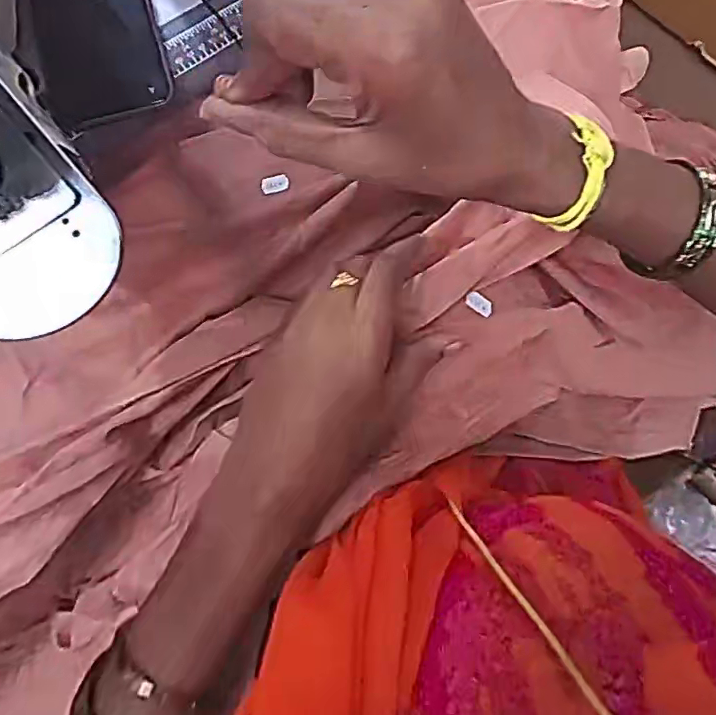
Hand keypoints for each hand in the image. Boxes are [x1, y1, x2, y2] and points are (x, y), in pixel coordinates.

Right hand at [198, 0, 582, 215]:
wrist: (518, 141)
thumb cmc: (443, 163)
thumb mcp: (358, 159)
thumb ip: (280, 131)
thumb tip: (214, 108)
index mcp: (381, 46)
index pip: (271, 9)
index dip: (252, 58)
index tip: (263, 102)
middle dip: (273, 47)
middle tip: (291, 97)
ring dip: (301, 34)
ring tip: (321, 84)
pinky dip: (331, 23)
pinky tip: (349, 63)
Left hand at [229, 242, 439, 522]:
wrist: (271, 470)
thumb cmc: (342, 442)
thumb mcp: (391, 406)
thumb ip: (416, 363)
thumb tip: (444, 338)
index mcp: (363, 324)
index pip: (385, 268)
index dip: (407, 251)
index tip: (425, 244)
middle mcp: (327, 309)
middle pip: (354, 264)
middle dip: (378, 260)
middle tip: (399, 272)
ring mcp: (296, 319)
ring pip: (327, 276)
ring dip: (351, 273)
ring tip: (369, 290)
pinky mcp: (275, 335)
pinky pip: (308, 297)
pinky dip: (328, 292)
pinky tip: (335, 316)